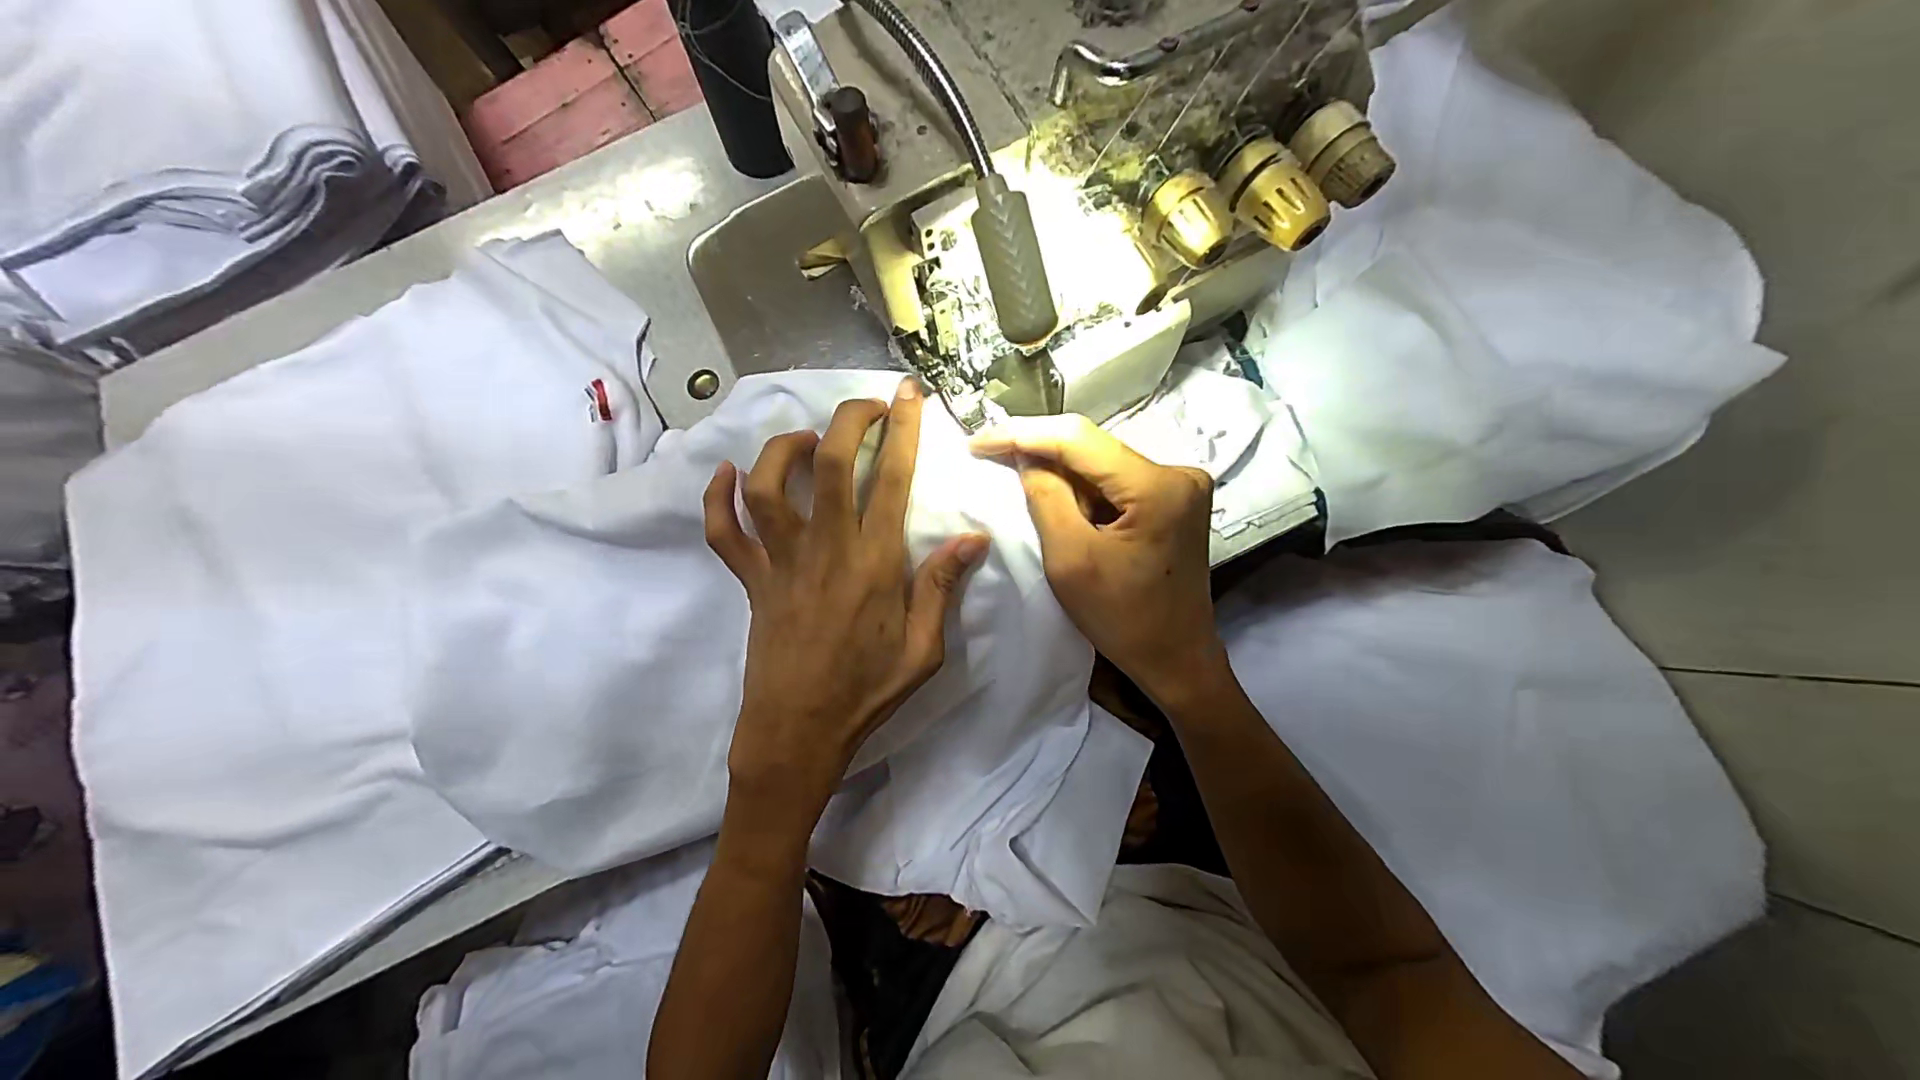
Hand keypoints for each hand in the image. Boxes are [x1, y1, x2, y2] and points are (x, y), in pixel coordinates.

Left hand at [704, 378, 988, 814]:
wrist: (797, 733)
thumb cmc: (866, 693)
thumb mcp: (923, 650)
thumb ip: (941, 588)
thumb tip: (973, 538)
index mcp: (875, 564)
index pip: (891, 480)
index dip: (902, 430)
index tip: (906, 396)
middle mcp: (825, 550)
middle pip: (827, 464)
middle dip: (848, 419)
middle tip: (867, 405)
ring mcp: (781, 563)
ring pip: (768, 488)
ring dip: (782, 450)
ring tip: (805, 439)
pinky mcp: (750, 582)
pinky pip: (723, 533)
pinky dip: (716, 499)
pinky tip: (725, 474)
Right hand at [968, 414, 1222, 705]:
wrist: (1175, 657)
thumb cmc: (1123, 619)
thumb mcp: (1071, 559)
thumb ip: (1046, 498)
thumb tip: (1025, 457)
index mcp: (1159, 487)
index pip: (1078, 439)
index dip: (1024, 434)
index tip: (980, 440)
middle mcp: (1179, 473)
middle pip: (1092, 447)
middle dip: (1040, 451)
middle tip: (989, 453)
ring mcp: (1182, 484)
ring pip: (1102, 462)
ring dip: (1061, 472)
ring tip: (1017, 478)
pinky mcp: (1175, 498)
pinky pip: (1116, 480)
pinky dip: (1084, 489)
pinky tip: (1059, 501)